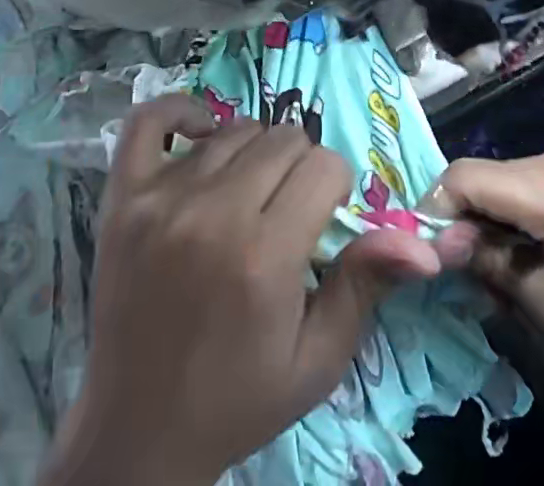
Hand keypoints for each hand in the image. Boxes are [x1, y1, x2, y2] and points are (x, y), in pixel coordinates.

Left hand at [43, 96, 442, 485]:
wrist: (139, 430)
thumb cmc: (239, 396)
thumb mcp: (318, 358)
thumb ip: (365, 285)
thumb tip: (423, 244)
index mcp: (264, 255)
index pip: (325, 166)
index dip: (336, 187)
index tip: (322, 219)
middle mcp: (212, 215)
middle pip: (284, 140)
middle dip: (302, 168)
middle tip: (288, 210)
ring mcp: (159, 201)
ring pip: (234, 129)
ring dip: (255, 152)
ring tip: (250, 193)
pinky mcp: (121, 200)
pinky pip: (148, 120)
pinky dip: (181, 113)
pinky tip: (202, 134)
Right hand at [430, 142, 543, 421]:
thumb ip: (494, 266)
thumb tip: (443, 241)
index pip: (463, 176)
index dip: (434, 215)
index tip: (432, 263)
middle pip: (487, 176)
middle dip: (467, 224)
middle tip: (477, 285)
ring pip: (512, 181)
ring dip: (498, 224)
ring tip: (515, 282)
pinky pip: (543, 185)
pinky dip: (527, 218)